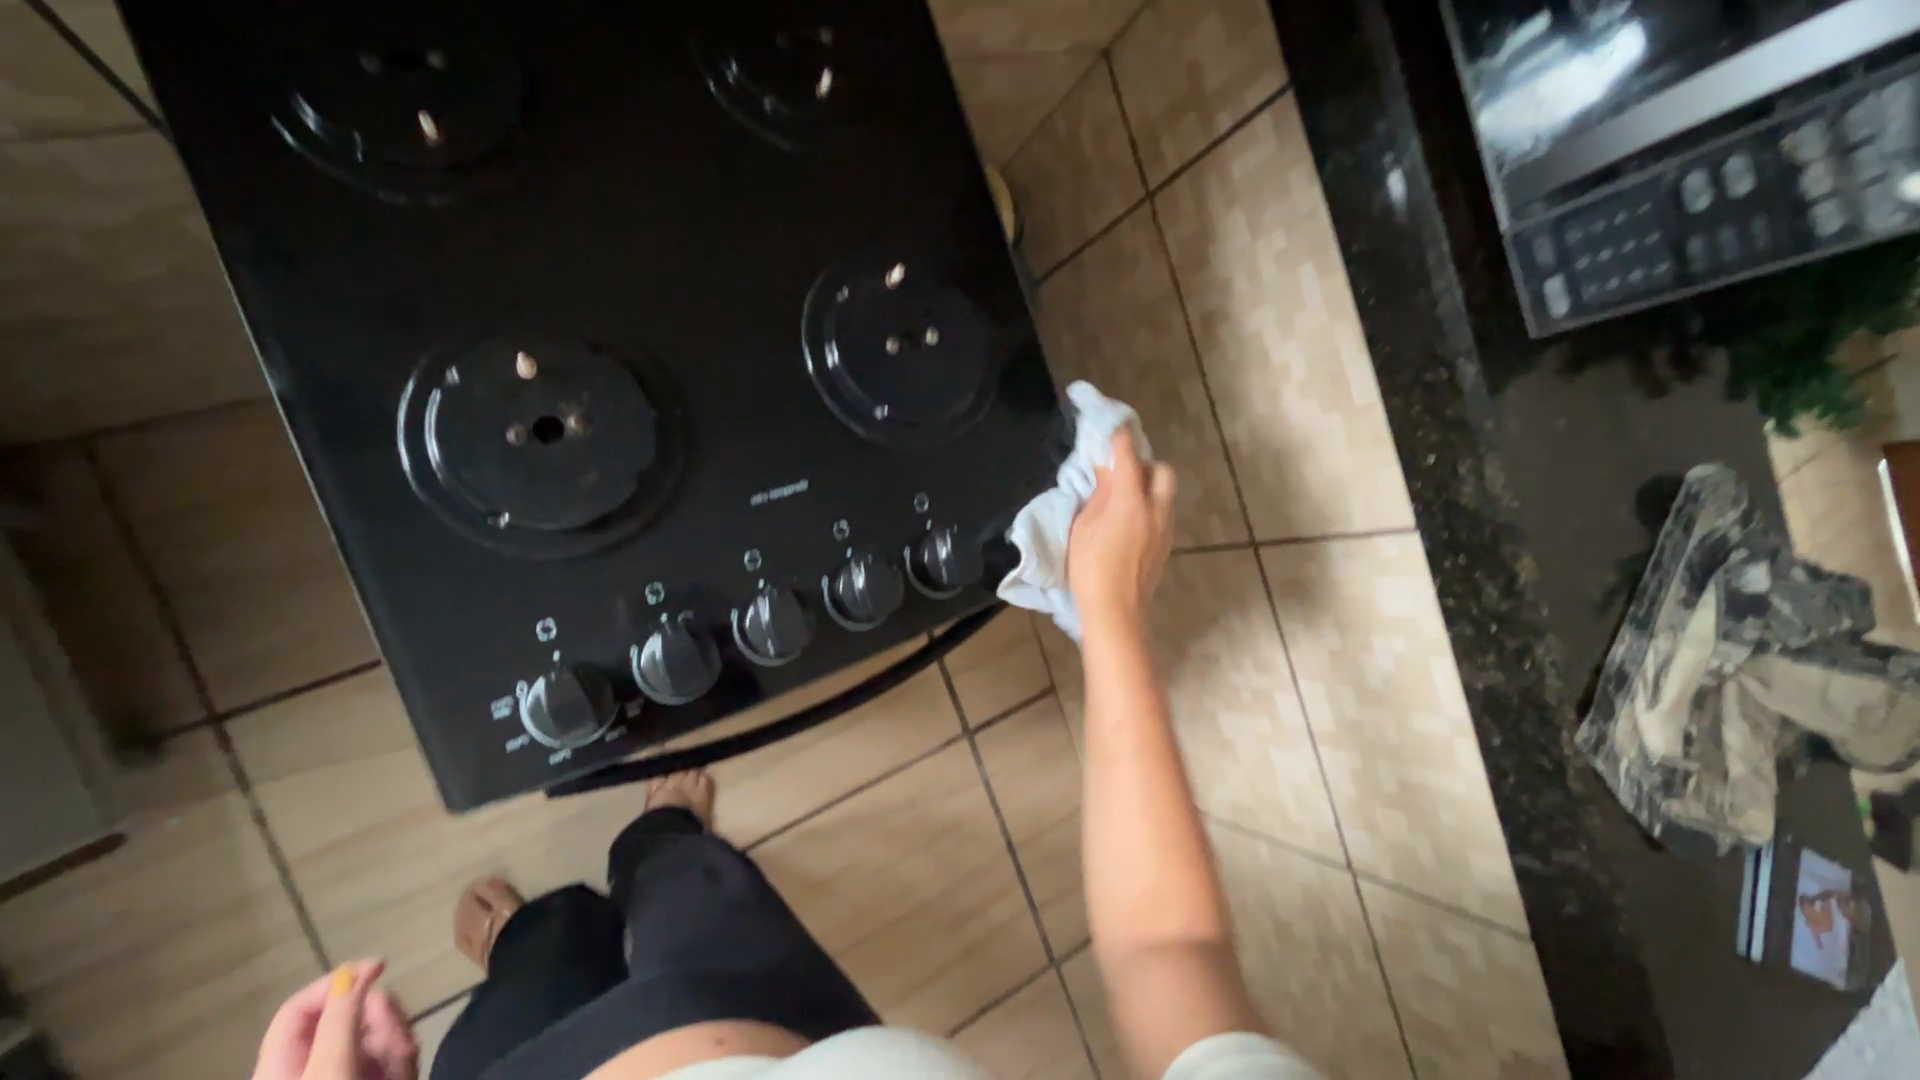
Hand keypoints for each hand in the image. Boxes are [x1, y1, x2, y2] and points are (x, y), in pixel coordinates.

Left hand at [254, 960, 418, 1079]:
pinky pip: (387, 1054)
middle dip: (379, 1015)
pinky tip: (407, 1067)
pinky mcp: (369, 1078)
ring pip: (373, 1032)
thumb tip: (355, 970)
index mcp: (282, 1063)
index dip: (336, 981)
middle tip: (397, 1029)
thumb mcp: (332, 1067)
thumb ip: (342, 1018)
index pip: (299, 1006)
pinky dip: (401, 1055)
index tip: (379, 966)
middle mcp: (311, 1062)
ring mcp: (342, 1071)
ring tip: (405, 1054)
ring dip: (396, 1036)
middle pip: (345, 1015)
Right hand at [1068, 428, 1175, 629]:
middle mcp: (1155, 509)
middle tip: (1123, 470)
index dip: (1121, 440)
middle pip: (1162, 471)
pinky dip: (1152, 505)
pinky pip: (1164, 512)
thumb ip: (1099, 495)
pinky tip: (1131, 519)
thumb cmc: (1090, 568)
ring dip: (1150, 485)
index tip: (1114, 428)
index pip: (1129, 458)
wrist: (1116, 611)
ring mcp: (1165, 528)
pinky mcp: (1166, 545)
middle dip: (1145, 463)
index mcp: (1130, 502)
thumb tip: (1107, 472)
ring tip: (1126, 495)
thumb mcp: (1084, 526)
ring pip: (1167, 493)